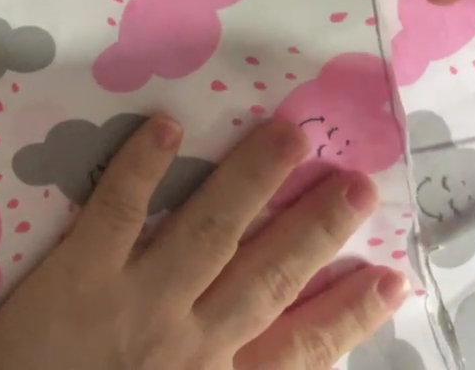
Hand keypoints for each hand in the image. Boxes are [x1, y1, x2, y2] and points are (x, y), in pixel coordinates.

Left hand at [0, 116, 406, 369]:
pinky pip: (120, 209)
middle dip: (318, 229)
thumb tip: (268, 351)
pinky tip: (170, 126)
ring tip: (290, 135)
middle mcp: (195, 343)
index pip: (303, 347)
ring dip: (253, 181)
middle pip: (268, 275)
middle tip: (359, 182)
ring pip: (210, 230)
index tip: (392, 276)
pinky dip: (145, 166)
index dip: (350, 312)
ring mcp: (141, 301)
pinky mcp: (82, 271)